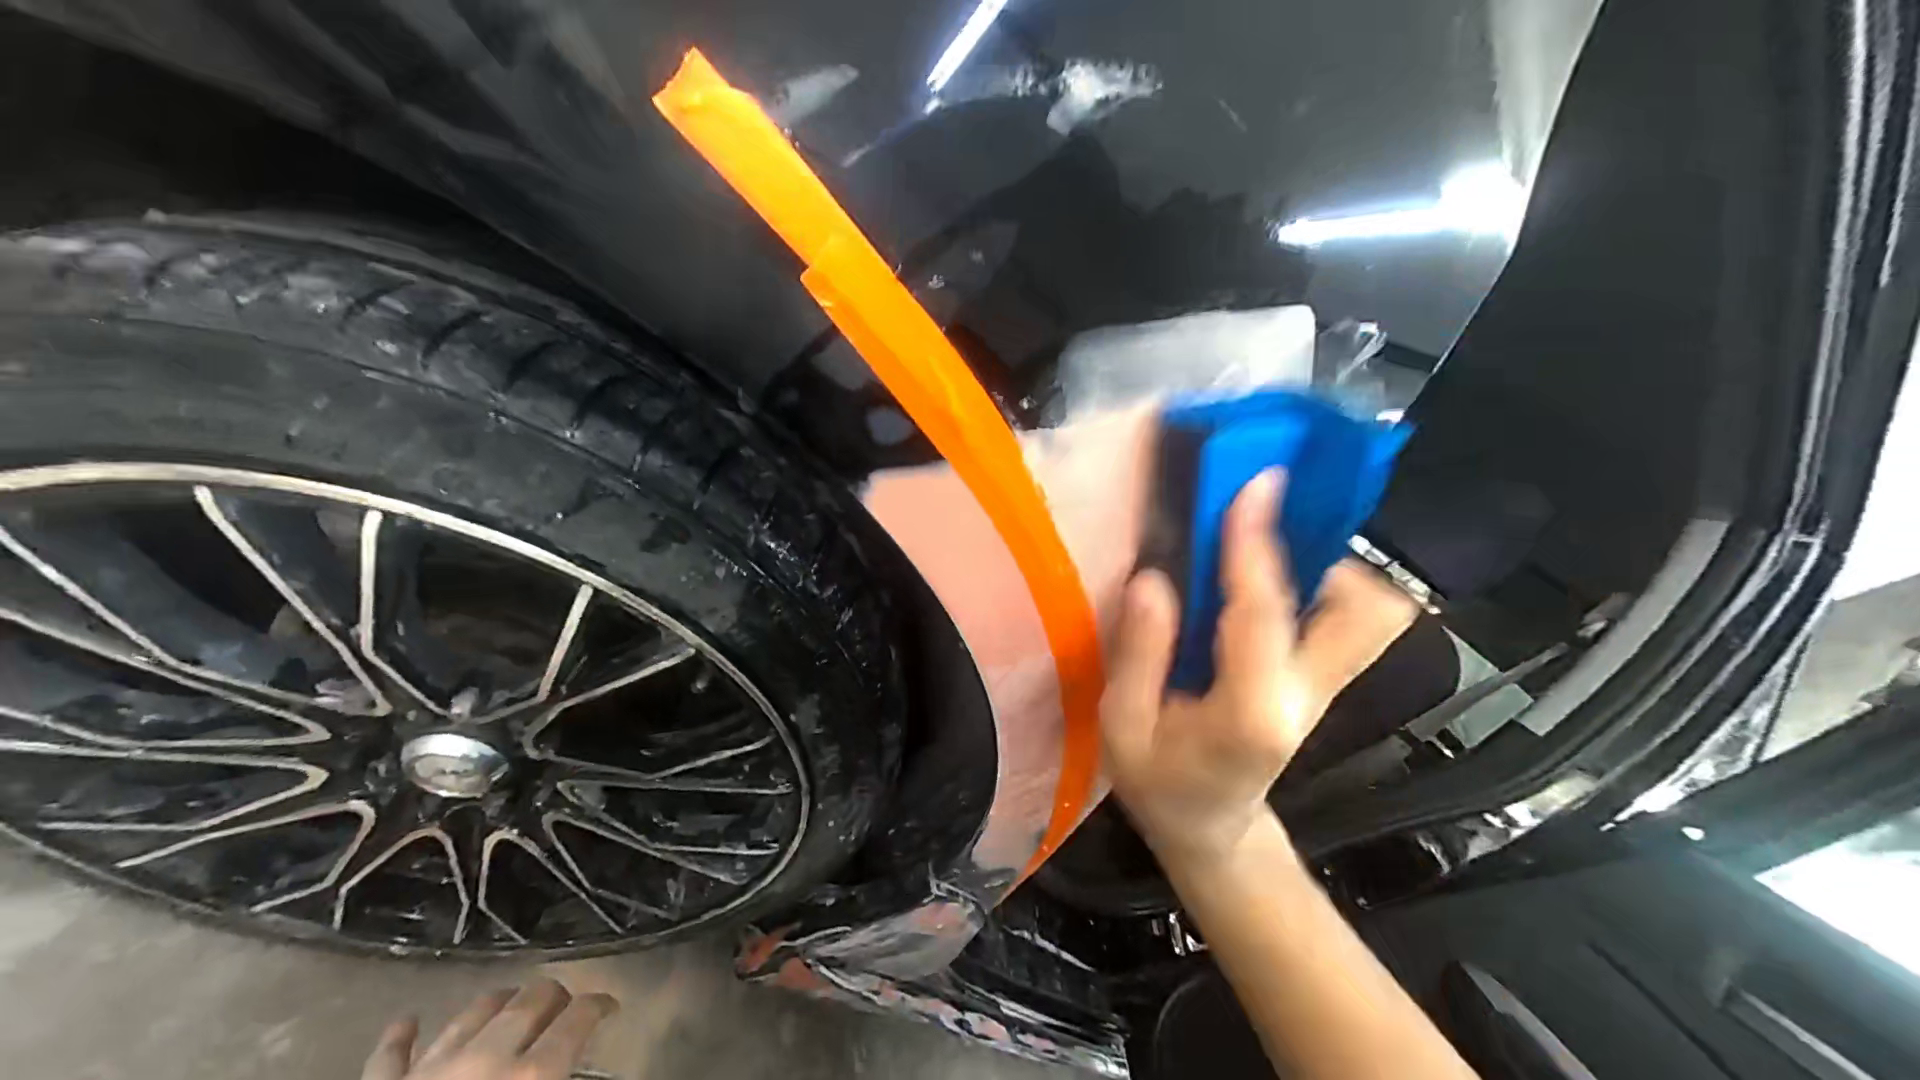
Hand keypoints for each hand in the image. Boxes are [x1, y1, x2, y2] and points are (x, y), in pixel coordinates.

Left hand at [361, 978, 618, 1079]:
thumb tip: (584, 1077)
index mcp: (530, 1076)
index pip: (579, 1018)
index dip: (600, 1005)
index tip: (610, 1007)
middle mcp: (486, 1058)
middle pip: (531, 1001)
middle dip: (555, 996)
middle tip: (564, 1006)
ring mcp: (429, 1070)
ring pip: (474, 1012)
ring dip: (498, 1003)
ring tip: (511, 1003)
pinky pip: (389, 1057)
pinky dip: (400, 1036)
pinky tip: (407, 1021)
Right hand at [1101, 469, 1416, 860]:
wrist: (1212, 830)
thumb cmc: (1159, 784)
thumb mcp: (1123, 729)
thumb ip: (1139, 656)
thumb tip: (1152, 580)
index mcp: (1250, 712)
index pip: (1261, 616)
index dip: (1256, 548)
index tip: (1255, 488)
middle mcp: (1304, 696)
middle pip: (1362, 613)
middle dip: (1322, 551)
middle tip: (1263, 512)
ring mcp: (1323, 691)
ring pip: (1367, 614)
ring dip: (1326, 564)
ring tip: (1262, 537)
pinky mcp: (1322, 683)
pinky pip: (1345, 621)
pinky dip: (1321, 583)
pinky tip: (1265, 571)